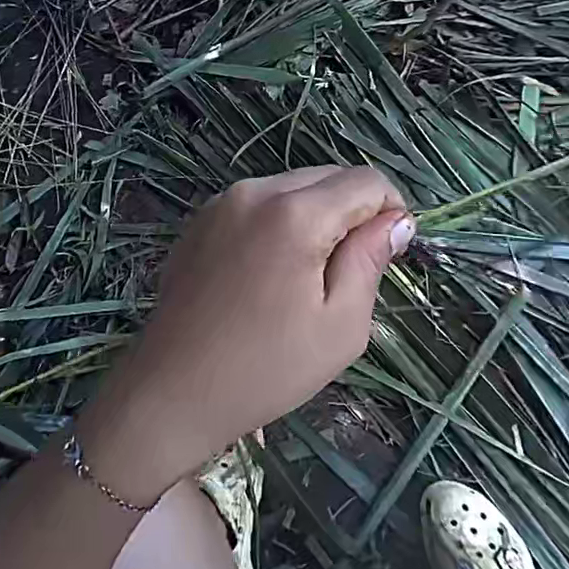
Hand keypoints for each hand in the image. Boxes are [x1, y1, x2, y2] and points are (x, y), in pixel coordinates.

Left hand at [78, 166, 413, 503]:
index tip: (388, 252)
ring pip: (292, 186)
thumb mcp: (340, 325)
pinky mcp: (200, 219)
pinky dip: (280, 221)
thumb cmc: (265, 369)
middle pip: (328, 176)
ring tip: (307, 274)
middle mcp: (254, 190)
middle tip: (349, 270)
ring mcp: (221, 202)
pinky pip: (258, 202)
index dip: (390, 210)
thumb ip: (370, 260)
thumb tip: (396, 220)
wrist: (172, 391)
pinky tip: (269, 271)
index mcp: (293, 213)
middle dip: (352, 210)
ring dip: (316, 214)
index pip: (365, 181)